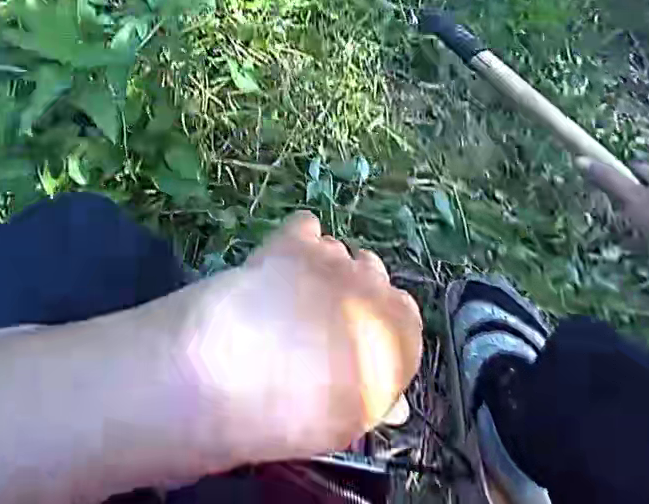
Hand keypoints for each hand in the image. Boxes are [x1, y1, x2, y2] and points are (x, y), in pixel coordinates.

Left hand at [165, 212, 422, 465]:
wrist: (244, 368)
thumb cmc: (303, 411)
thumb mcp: (352, 421)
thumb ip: (378, 399)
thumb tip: (395, 404)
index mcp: (400, 335)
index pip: (404, 315)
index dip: (379, 323)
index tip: (355, 337)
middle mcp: (375, 288)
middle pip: (372, 273)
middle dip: (350, 287)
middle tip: (318, 315)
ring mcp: (334, 257)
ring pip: (337, 250)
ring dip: (321, 265)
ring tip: (289, 291)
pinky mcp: (296, 237)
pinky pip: (306, 226)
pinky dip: (296, 238)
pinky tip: (277, 261)